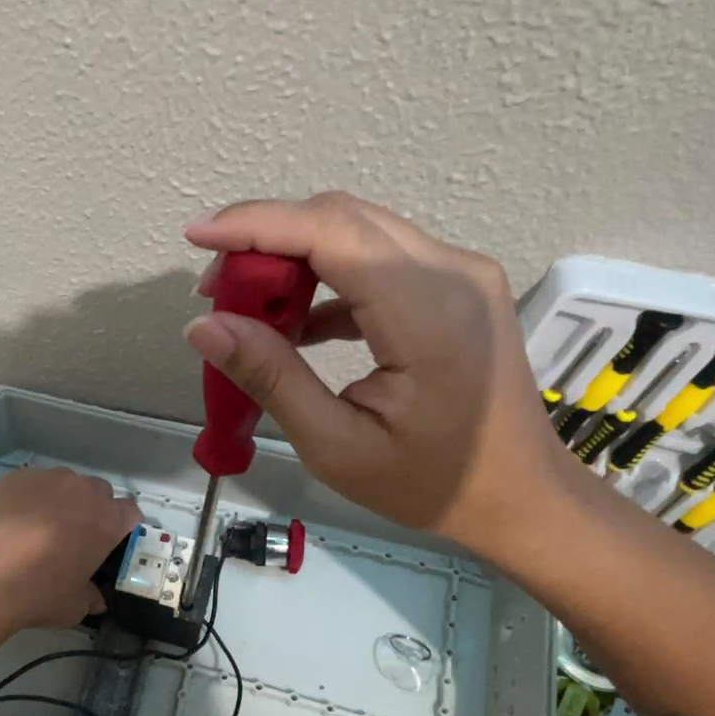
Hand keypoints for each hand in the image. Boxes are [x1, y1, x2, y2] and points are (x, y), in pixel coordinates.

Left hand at [0, 466, 141, 640]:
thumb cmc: (37, 593)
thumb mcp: (73, 607)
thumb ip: (90, 597)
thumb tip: (94, 597)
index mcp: (106, 520)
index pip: (130, 512)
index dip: (121, 528)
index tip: (108, 545)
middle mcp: (81, 490)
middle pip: (98, 492)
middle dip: (91, 510)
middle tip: (74, 538)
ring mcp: (45, 478)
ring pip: (64, 483)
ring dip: (60, 500)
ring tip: (39, 528)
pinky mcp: (12, 477)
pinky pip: (31, 483)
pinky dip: (28, 498)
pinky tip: (11, 522)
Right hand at [183, 192, 569, 553]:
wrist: (519, 496)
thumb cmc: (430, 483)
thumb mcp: (335, 445)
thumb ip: (271, 377)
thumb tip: (203, 326)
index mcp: (428, 312)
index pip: (331, 232)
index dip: (256, 225)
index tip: (196, 237)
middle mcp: (451, 271)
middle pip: (340, 219)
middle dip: (265, 240)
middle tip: (214, 291)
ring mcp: (459, 273)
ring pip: (356, 231)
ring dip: (292, 256)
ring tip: (245, 307)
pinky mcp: (454, 285)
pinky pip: (376, 257)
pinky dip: (325, 277)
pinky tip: (294, 323)